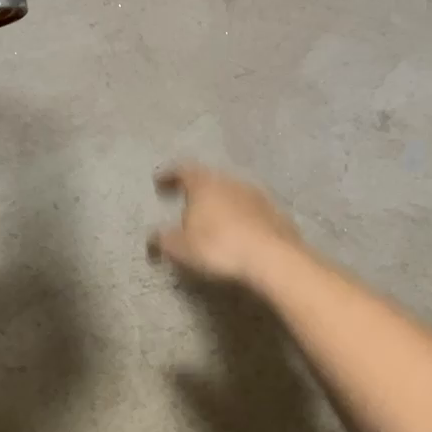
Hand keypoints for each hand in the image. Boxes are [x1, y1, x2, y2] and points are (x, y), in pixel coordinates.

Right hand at [152, 164, 301, 280]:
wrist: (275, 260)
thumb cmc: (219, 247)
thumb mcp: (180, 248)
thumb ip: (163, 240)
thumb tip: (152, 238)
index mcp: (204, 184)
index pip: (182, 170)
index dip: (168, 176)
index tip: (159, 182)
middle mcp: (231, 182)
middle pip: (210, 180)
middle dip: (197, 192)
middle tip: (186, 205)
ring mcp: (259, 197)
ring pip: (233, 195)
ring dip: (222, 206)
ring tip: (213, 223)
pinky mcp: (279, 216)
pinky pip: (252, 213)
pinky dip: (241, 220)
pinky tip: (238, 237)